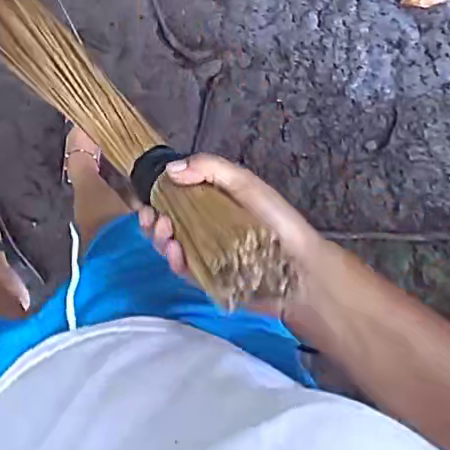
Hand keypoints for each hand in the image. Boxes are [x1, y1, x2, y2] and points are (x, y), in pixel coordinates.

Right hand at [136, 153, 333, 290]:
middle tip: (151, 217)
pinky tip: (175, 253)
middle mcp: (204, 228)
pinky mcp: (209, 281)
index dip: (156, 195)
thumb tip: (170, 170)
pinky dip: (174, 262)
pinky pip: (184, 272)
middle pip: (165, 223)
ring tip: (165, 233)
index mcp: (210, 202)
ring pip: (170, 247)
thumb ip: (209, 168)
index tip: (146, 195)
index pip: (174, 197)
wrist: (303, 269)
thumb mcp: (244, 183)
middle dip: (151, 220)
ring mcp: (205, 256)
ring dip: (159, 239)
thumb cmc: (277, 221)